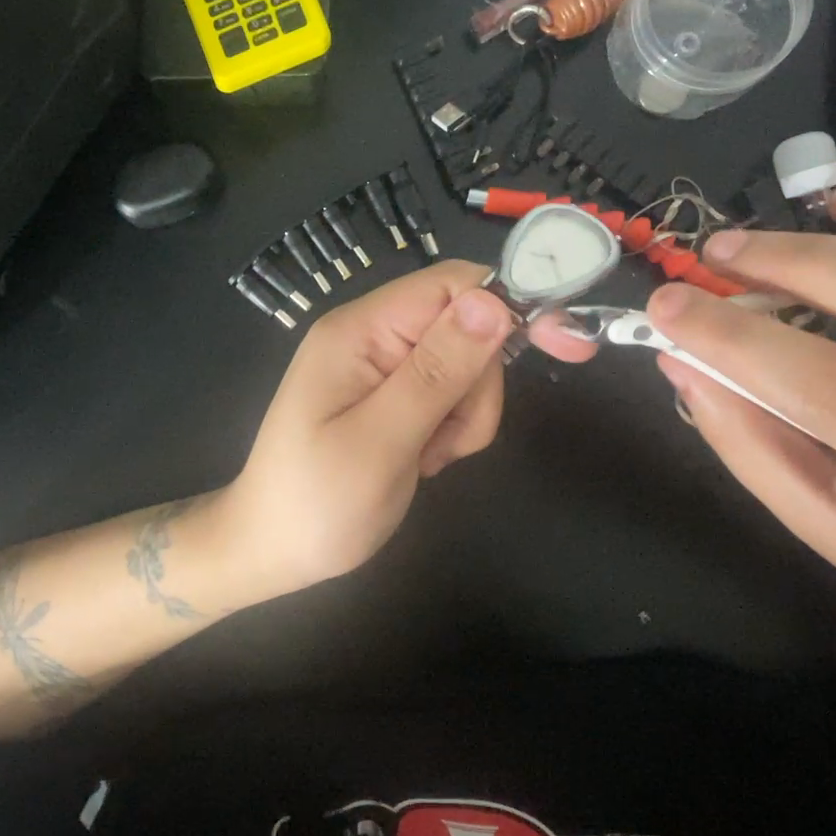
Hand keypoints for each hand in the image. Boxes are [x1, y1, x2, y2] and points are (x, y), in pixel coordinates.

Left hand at [217, 260, 514, 591]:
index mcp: (358, 332)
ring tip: (423, 460)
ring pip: (465, 369)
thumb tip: (493, 302)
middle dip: (477, 387)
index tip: (563, 343)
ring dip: (463, 418)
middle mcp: (370, 338)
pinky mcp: (390, 400)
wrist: (271, 551)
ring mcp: (379, 370)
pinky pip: (447, 399)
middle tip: (443, 442)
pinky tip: (420, 462)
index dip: (508, 305)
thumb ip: (436, 372)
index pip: (451, 284)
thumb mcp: (380, 441)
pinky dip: (449, 431)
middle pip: (466, 328)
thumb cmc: (316, 503)